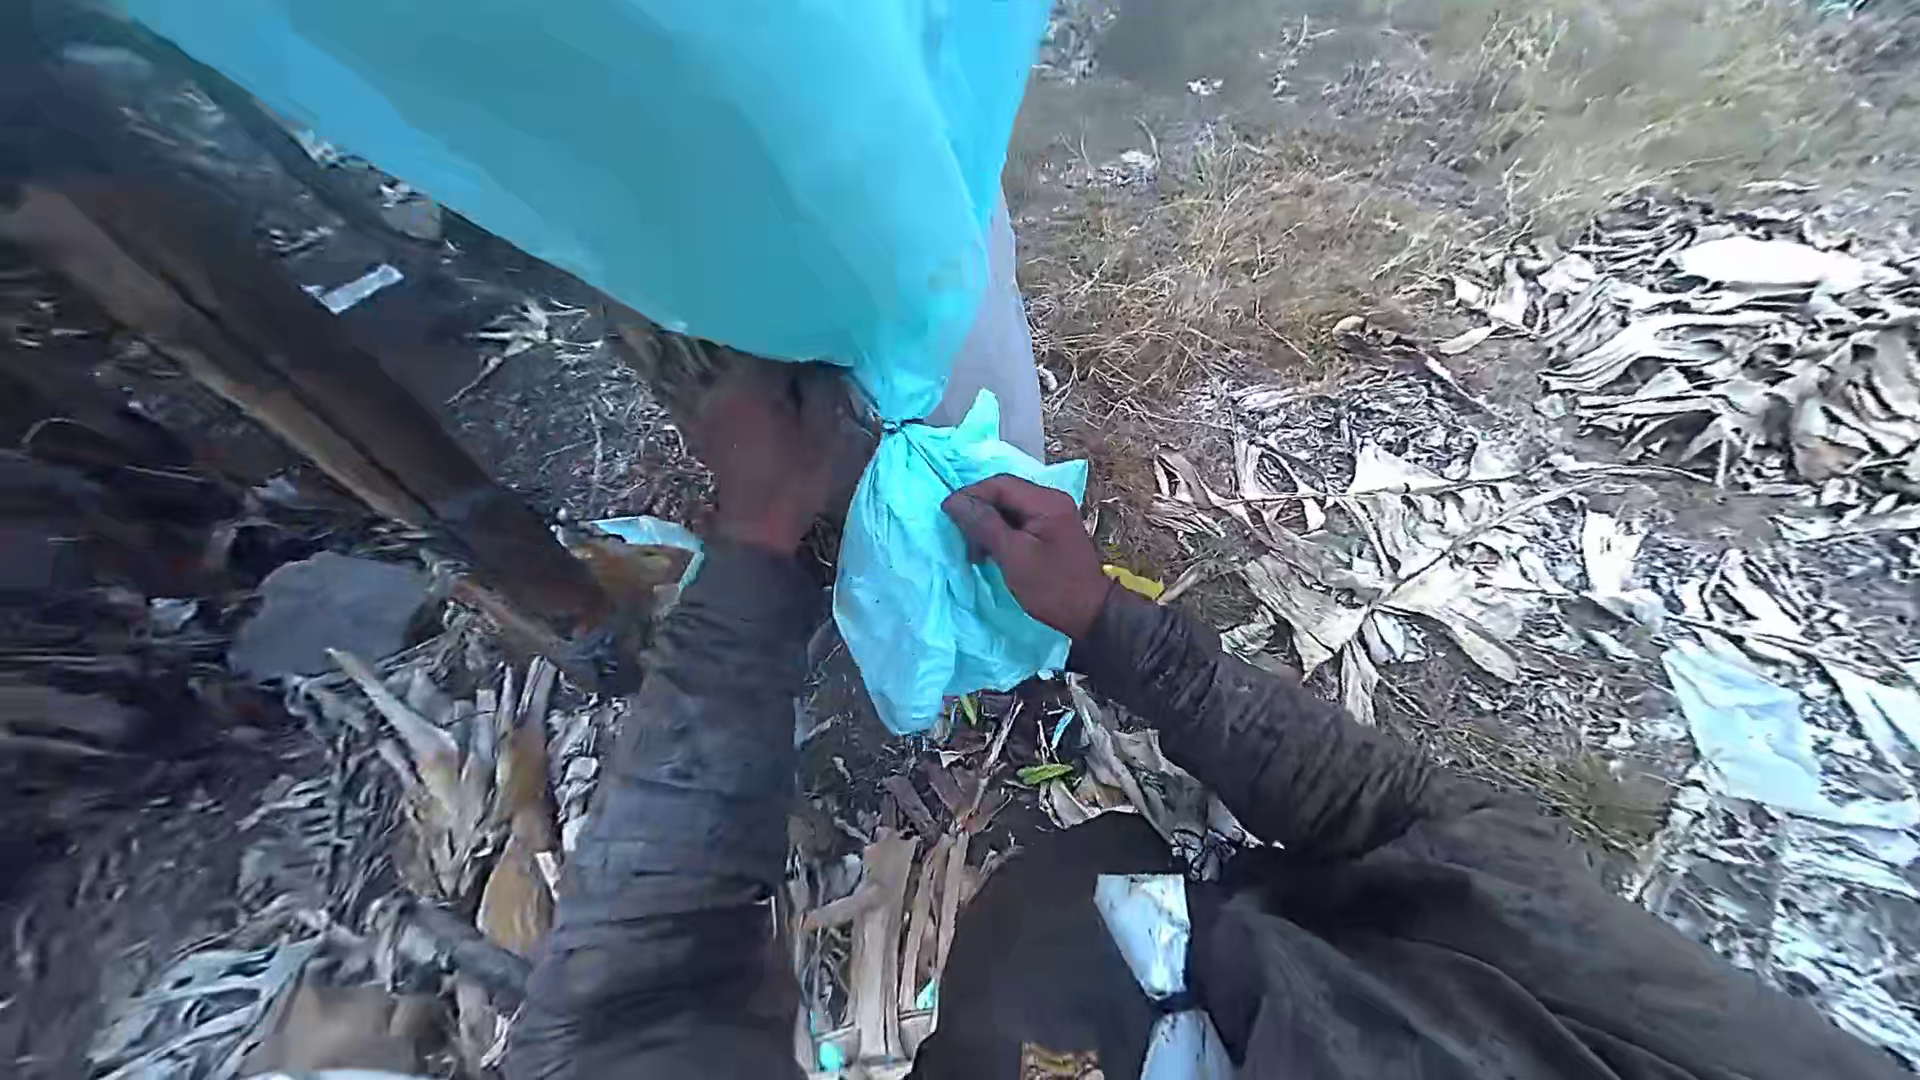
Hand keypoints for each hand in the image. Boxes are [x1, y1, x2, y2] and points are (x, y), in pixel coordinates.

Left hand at [687, 357, 851, 553]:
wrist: (758, 528)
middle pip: (761, 359)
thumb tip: (826, 361)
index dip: (810, 352)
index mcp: (750, 381)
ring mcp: (710, 406)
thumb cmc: (796, 479)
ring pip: (748, 380)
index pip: (781, 344)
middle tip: (816, 381)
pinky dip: (757, 401)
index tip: (828, 364)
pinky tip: (777, 418)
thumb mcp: (825, 430)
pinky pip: (738, 399)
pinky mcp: (709, 426)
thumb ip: (824, 385)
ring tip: (798, 399)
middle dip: (789, 365)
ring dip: (772, 385)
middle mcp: (722, 386)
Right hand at [942, 474, 1110, 639]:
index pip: (999, 484)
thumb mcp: (1013, 556)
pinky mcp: (1051, 529)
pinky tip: (991, 552)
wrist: (1090, 614)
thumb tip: (954, 502)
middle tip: (961, 537)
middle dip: (978, 511)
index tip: (946, 514)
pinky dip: (1001, 532)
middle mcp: (1051, 500)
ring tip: (975, 551)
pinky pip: (1019, 520)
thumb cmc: (1052, 588)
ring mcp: (1053, 514)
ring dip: (987, 524)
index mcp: (1046, 502)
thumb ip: (984, 524)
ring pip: (1009, 507)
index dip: (969, 495)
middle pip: (1004, 493)